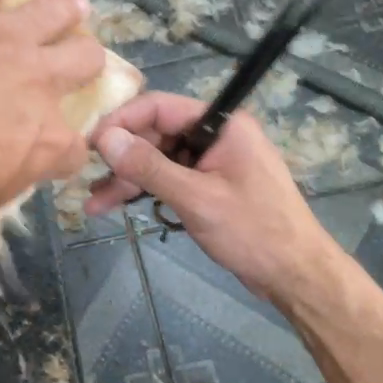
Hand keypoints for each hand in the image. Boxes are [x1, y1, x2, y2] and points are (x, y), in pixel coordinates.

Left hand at [0, 0, 104, 239]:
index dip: (64, 148)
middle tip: (77, 59)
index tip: (52, 149)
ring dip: (63, 10)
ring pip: (52, 11)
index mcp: (40, 142)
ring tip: (69, 6)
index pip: (74, 146)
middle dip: (82, 63)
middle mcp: (33, 81)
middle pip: (83, 62)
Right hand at [84, 92, 342, 307]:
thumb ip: (148, 167)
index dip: (122, 121)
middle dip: (121, 157)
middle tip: (87, 178)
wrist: (296, 275)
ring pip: (158, 159)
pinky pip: (168, 179)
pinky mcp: (208, 186)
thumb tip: (104, 139)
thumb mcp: (196, 198)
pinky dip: (144, 191)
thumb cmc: (254, 231)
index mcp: (222, 124)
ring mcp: (212, 162)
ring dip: (127, 179)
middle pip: (155, 134)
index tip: (90, 142)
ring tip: (93, 202)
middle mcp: (216, 135)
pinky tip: (114, 205)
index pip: (160, 106)